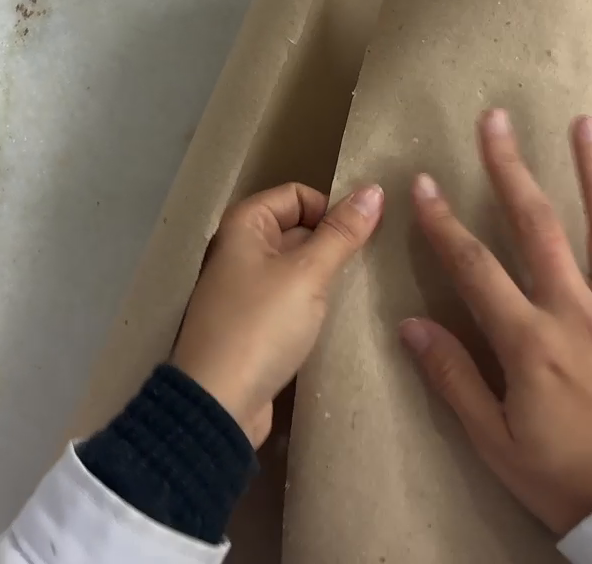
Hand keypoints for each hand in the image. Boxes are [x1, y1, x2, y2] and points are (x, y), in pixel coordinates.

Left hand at [172, 182, 384, 445]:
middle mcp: (239, 248)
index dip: (330, 209)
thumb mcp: (307, 274)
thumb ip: (341, 233)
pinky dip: (310, 302)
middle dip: (331, 242)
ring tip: (360, 291)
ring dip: (323, 275)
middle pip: (296, 227)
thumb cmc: (260, 325)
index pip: (297, 194)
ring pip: (294, 266)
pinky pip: (287, 297)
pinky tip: (335, 318)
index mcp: (244, 224)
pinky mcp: (251, 322)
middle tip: (371, 264)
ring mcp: (243, 287)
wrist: (217, 402)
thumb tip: (374, 189)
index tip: (362, 237)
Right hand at [400, 109, 591, 534]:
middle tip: (495, 119)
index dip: (442, 222)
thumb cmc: (567, 478)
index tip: (421, 181)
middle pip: (538, 226)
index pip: (473, 266)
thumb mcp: (495, 441)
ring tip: (584, 122)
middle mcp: (574, 312)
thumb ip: (453, 377)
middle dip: (511, 168)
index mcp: (528, 340)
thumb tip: (409, 325)